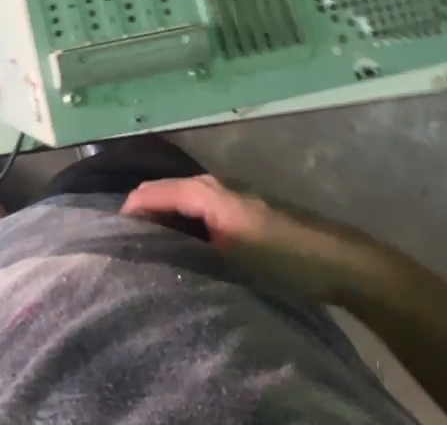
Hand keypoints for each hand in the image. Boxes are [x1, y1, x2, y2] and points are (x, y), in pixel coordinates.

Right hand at [121, 174, 367, 299]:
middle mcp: (212, 184)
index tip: (108, 244)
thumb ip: (182, 242)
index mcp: (203, 190)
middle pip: (161, 193)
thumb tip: (145, 246)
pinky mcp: (242, 211)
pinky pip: (196, 210)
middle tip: (124, 250)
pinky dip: (181, 224)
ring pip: (179, 202)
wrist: (339, 261)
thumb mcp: (225, 253)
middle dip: (140, 215)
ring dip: (161, 221)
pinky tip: (183, 251)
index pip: (148, 193)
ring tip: (148, 253)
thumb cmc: (280, 256)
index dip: (126, 215)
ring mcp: (229, 195)